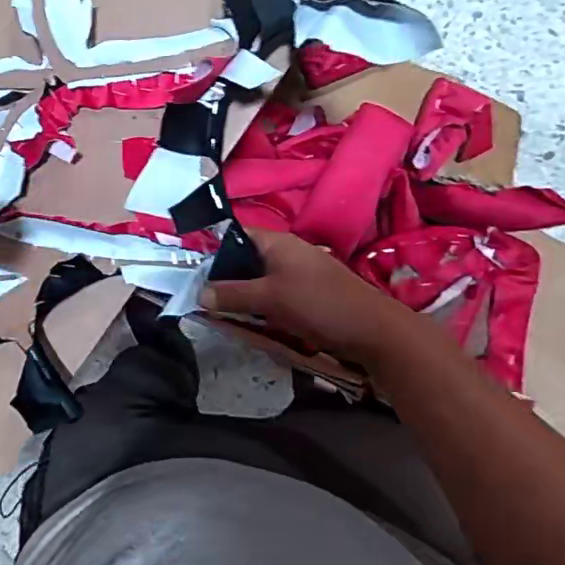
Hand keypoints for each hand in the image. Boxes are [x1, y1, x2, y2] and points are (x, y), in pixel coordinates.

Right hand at [201, 230, 422, 363]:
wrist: (375, 331)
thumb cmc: (319, 304)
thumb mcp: (269, 299)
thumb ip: (231, 294)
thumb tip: (198, 294)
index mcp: (276, 241)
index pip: (233, 233)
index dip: (210, 246)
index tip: (189, 267)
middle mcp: (286, 251)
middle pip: (243, 257)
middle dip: (222, 276)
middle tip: (201, 295)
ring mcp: (298, 272)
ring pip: (257, 278)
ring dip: (240, 293)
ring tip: (220, 310)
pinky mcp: (307, 293)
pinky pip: (272, 293)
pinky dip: (258, 304)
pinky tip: (250, 319)